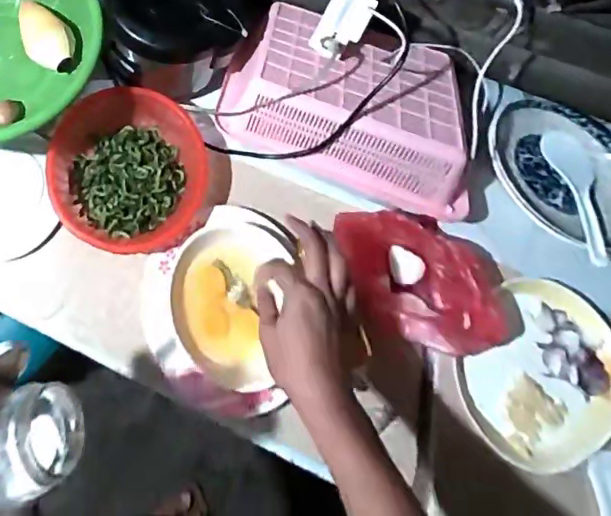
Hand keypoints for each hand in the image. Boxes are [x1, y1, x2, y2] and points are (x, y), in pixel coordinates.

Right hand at [254, 216, 355, 411]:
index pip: (282, 267)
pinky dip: (341, 265)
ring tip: (319, 230)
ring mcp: (340, 299)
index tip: (260, 278)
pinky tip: (335, 263)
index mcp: (301, 293)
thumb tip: (266, 289)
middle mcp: (323, 289)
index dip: (268, 268)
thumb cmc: (291, 365)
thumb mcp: (268, 336)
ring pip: (339, 259)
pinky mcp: (350, 311)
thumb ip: (267, 307)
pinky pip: (348, 280)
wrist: (324, 390)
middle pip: (317, 249)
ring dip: (328, 240)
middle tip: (293, 220)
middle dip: (305, 230)